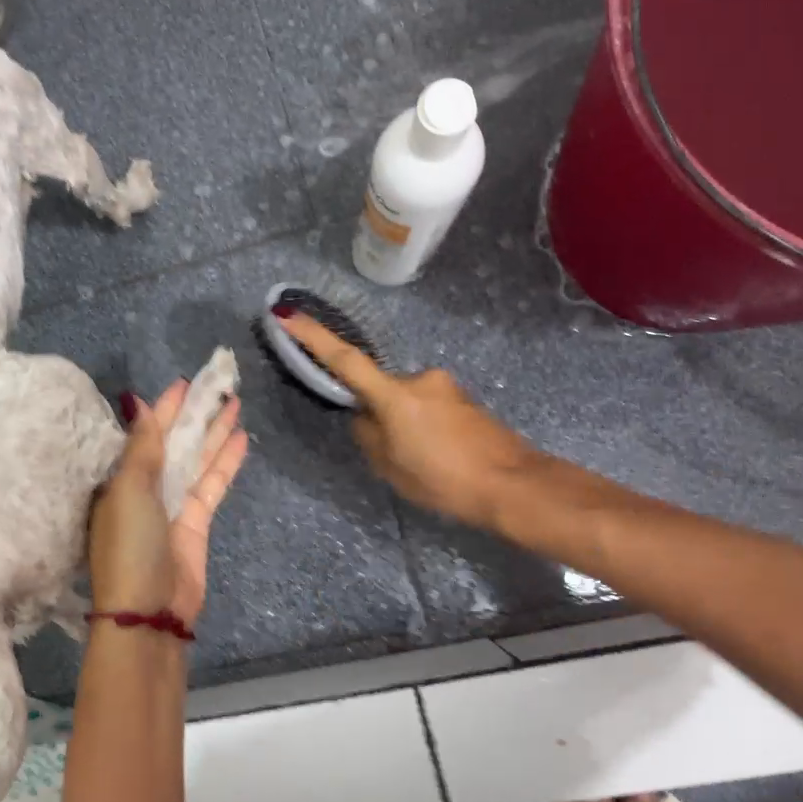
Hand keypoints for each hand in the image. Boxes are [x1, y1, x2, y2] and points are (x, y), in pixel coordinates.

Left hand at [88, 382, 249, 625]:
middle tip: (220, 385)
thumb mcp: (129, 491)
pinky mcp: (195, 525)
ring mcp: (171, 507)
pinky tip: (240, 440)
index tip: (185, 383)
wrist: (148, 612)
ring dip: (214, 434)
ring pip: (196, 461)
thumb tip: (138, 403)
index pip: (146, 434)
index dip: (166, 409)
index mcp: (119, 479)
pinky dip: (224, 464)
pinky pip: (211, 486)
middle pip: (174, 444)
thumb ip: (141, 448)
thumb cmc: (130, 546)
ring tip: (235, 404)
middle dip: (195, 416)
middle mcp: (143, 489)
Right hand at [276, 312, 542, 527]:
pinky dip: (424, 429)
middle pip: (379, 390)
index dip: (313, 337)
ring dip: (403, 425)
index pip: (344, 361)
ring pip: (404, 402)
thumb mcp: (390, 466)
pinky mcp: (464, 401)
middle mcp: (419, 379)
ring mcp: (446, 387)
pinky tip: (440, 459)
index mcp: (394, 395)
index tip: (287, 315)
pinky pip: (428, 409)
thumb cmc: (444, 480)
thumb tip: (364, 418)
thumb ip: (367, 436)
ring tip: (422, 464)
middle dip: (376, 415)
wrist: (515, 485)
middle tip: (390, 455)